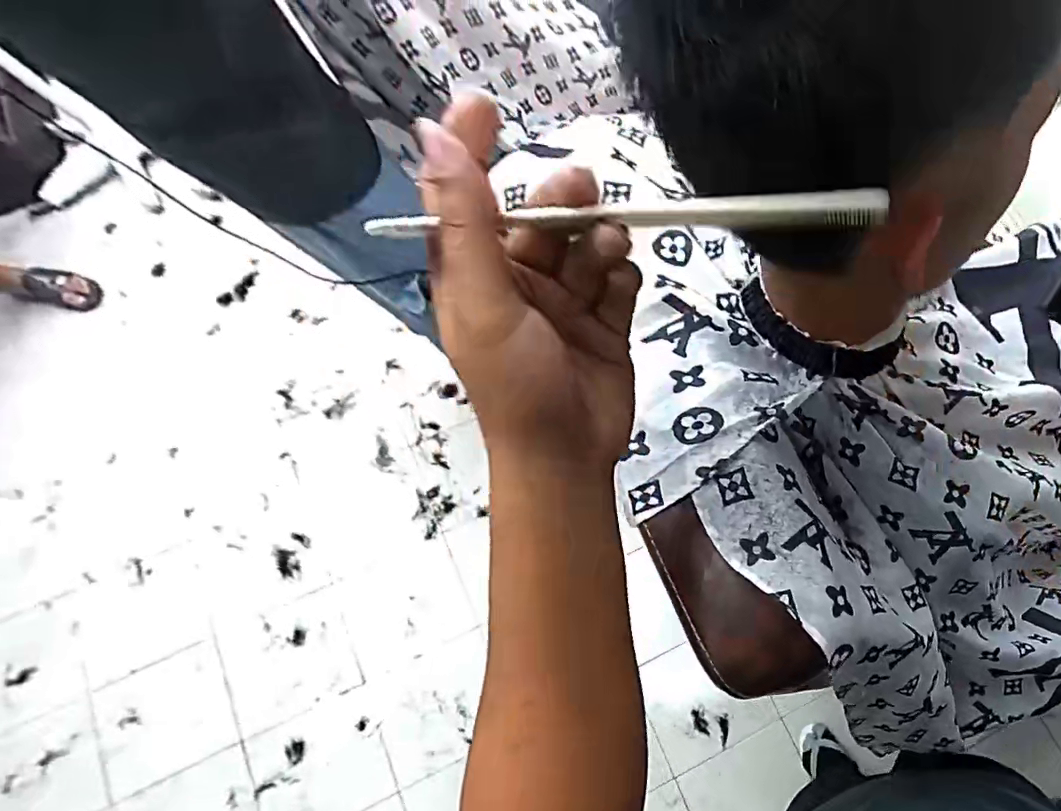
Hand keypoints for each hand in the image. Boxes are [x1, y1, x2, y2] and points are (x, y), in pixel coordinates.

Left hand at [415, 92, 642, 469]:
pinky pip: (619, 287)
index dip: (472, 150)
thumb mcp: (482, 302)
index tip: (486, 107)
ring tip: (612, 248)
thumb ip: (467, 224)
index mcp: (475, 274)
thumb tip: (437, 138)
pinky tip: (623, 284)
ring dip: (600, 241)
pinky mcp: (606, 328)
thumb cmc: (514, 385)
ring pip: (587, 251)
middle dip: (562, 200)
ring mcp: (568, 307)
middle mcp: (521, 284)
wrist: (566, 452)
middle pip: (542, 220)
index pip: (468, 198)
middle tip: (585, 190)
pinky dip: (623, 278)